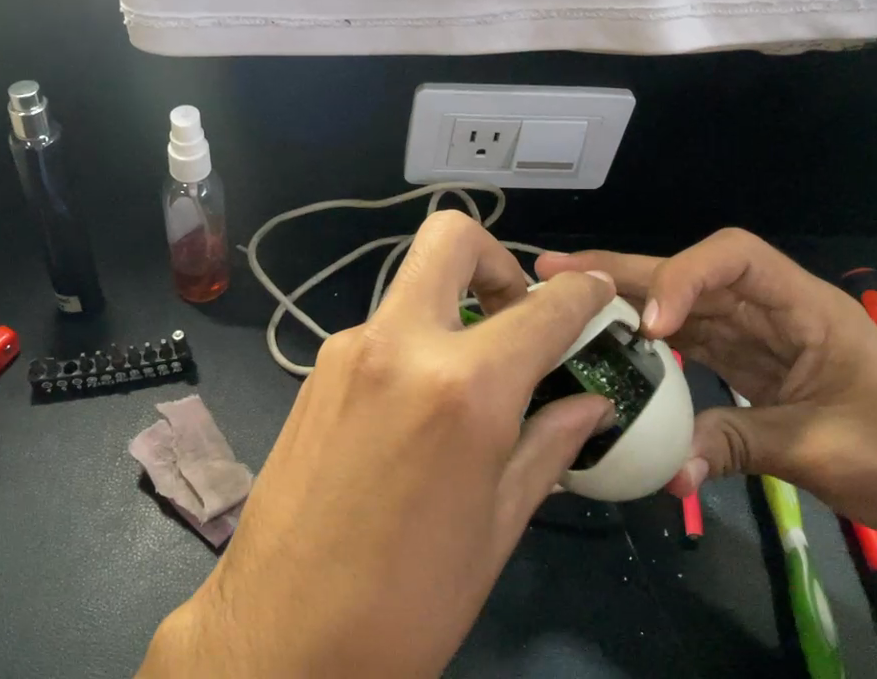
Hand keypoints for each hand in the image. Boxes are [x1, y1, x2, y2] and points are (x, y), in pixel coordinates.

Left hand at [140, 211, 619, 677]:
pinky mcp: (315, 370)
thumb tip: (588, 403)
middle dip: (497, 261)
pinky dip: (417, 344)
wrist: (278, 636)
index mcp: (462, 387)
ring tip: (476, 379)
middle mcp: (399, 344)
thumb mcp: (497, 528)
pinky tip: (423, 409)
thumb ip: (548, 446)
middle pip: (451, 240)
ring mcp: (347, 350)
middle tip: (517, 316)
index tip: (598, 294)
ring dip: (453, 308)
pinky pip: (382, 330)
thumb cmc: (407, 602)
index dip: (583, 295)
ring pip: (413, 287)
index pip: (542, 309)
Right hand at [536, 229, 876, 548]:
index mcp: (805, 309)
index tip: (650, 325)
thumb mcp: (823, 450)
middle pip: (692, 276)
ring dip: (626, 302)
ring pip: (684, 307)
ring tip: (565, 300)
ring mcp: (761, 340)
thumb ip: (736, 446)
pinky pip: (692, 346)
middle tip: (556, 273)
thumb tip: (662, 474)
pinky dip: (650, 345)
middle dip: (625, 272)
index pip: (733, 260)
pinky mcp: (752, 370)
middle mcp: (775, 312)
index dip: (683, 277)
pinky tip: (610, 345)